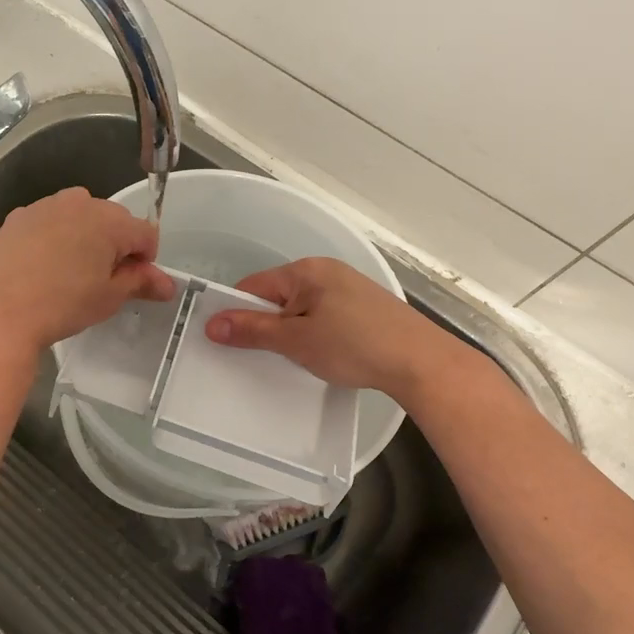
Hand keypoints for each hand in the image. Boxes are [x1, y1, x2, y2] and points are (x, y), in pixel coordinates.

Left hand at [0, 187, 175, 356]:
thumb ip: (140, 282)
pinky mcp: (16, 217)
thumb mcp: (109, 297)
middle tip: (100, 280)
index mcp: (109, 220)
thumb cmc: (63, 305)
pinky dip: (53, 237)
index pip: (145, 233)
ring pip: (78, 216)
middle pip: (112, 219)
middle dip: (115, 244)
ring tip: (70, 272)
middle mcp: (78, 202)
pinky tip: (40, 266)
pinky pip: (47, 222)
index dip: (145, 260)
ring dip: (83, 236)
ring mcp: (43, 207)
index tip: (131, 283)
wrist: (0, 313)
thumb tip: (167, 284)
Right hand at [205, 257, 478, 402]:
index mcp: (305, 271)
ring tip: (296, 358)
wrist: (421, 362)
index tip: (230, 342)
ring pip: (302, 308)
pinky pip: (324, 316)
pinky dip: (316, 334)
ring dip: (292, 331)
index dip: (237, 313)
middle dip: (266, 325)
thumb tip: (212, 323)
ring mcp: (349, 287)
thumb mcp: (295, 340)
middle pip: (277, 296)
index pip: (253, 286)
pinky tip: (324, 355)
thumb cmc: (354, 346)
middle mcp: (326, 271)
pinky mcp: (366, 307)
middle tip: (264, 356)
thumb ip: (252, 330)